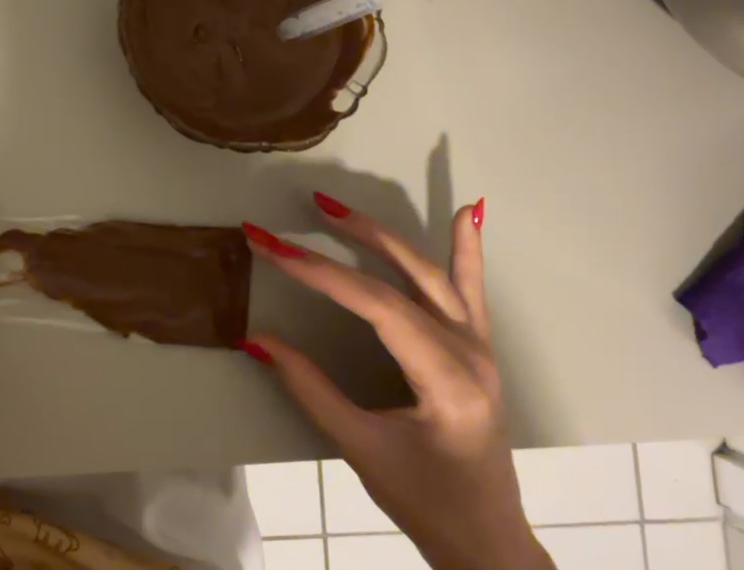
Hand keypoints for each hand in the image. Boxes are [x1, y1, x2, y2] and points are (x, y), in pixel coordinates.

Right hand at [241, 197, 553, 569]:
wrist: (487, 542)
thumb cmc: (425, 502)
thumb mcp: (360, 448)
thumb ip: (308, 388)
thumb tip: (255, 339)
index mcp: (447, 380)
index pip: (376, 306)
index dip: (319, 272)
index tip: (268, 245)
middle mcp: (471, 355)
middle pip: (404, 280)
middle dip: (347, 240)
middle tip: (299, 212)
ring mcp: (480, 350)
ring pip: (434, 276)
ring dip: (386, 237)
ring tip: (340, 207)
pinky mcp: (478, 352)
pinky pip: (470, 291)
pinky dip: (467, 249)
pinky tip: (468, 212)